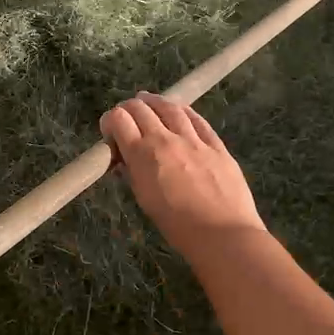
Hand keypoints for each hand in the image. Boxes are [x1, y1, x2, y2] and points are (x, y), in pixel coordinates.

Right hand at [100, 91, 266, 260]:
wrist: (223, 234)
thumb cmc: (177, 224)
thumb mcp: (143, 198)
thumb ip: (133, 173)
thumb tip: (125, 159)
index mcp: (141, 154)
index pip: (118, 119)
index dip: (110, 121)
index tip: (112, 133)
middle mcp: (164, 139)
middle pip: (140, 107)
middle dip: (128, 109)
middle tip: (127, 117)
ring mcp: (193, 140)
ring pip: (169, 107)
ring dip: (154, 101)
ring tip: (148, 100)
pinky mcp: (216, 146)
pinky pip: (198, 119)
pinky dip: (184, 110)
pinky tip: (179, 109)